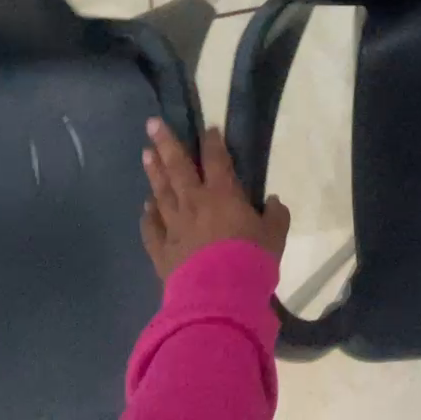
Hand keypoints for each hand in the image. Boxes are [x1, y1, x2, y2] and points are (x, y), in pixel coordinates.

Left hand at [140, 117, 290, 278]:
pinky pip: (151, 228)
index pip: (217, 159)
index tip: (208, 128)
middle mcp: (194, 202)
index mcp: (223, 194)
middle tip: (152, 123)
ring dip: (154, 172)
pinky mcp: (162, 250)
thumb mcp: (275, 234)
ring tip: (146, 154)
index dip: (213, 141)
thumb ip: (275, 214)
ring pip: (161, 192)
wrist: (219, 298)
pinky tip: (145, 206)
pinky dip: (148, 215)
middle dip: (166, 143)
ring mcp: (174, 226)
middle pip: (177, 167)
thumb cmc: (251, 259)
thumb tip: (272, 202)